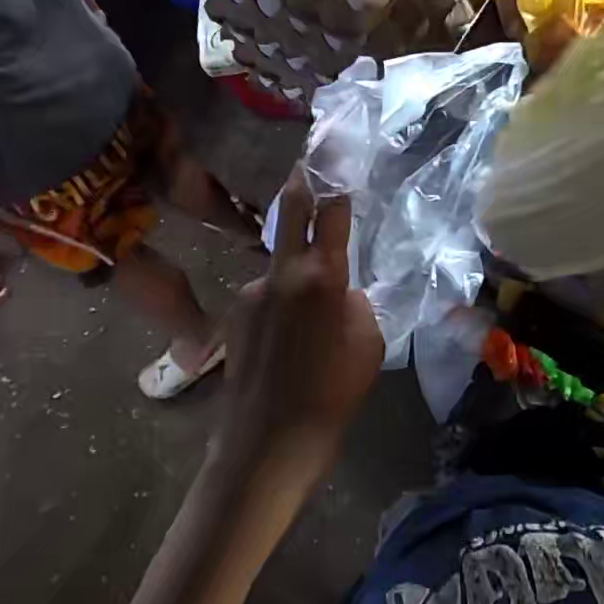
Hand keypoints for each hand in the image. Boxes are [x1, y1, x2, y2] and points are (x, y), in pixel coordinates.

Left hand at [217, 175, 383, 453]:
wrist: (268, 444)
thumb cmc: (333, 394)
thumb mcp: (369, 343)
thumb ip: (355, 302)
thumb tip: (339, 290)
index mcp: (322, 277)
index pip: (332, 213)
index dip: (336, 182)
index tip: (337, 159)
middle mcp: (281, 273)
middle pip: (291, 212)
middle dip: (301, 184)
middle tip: (307, 165)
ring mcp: (251, 291)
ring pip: (281, 264)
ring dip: (296, 270)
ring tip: (310, 315)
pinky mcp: (234, 313)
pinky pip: (266, 295)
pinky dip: (280, 302)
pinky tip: (287, 340)